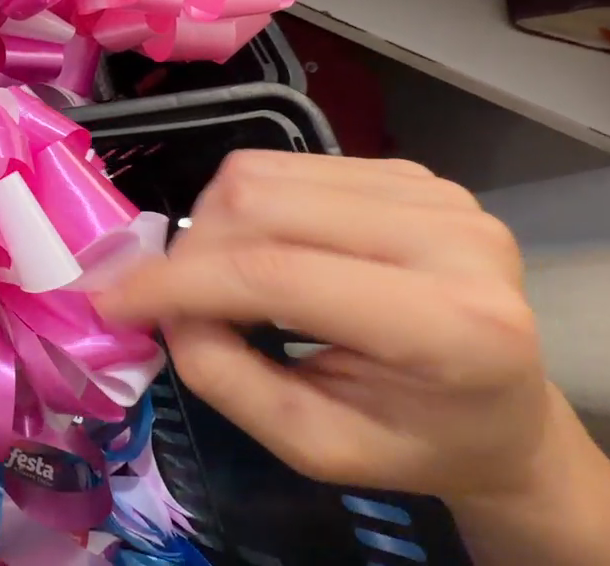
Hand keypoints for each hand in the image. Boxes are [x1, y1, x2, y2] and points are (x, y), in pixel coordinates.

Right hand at [96, 151, 553, 505]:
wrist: (502, 414)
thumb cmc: (410, 440)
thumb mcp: (312, 444)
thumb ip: (222, 374)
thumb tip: (161, 303)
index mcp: (455, 326)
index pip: (275, 276)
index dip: (175, 282)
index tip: (106, 299)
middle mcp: (454, 239)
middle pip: (256, 207)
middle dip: (187, 252)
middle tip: (167, 296)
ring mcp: (434, 193)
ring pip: (255, 175)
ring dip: (208, 225)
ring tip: (218, 274)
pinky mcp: (407, 171)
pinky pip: (275, 165)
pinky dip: (238, 206)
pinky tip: (261, 246)